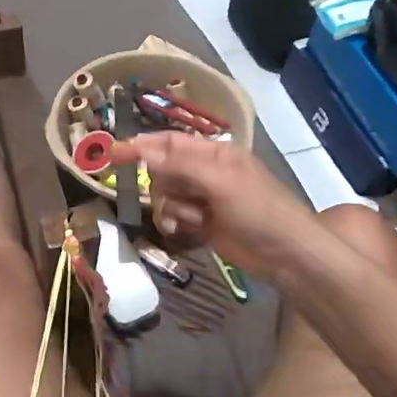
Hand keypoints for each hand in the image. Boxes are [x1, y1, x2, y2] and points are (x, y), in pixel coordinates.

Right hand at [117, 131, 319, 279]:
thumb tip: (142, 150)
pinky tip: (190, 229)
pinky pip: (173, 216)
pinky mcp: (200, 223)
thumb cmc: (258, 209)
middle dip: (165, 186)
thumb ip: (179, 165)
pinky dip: (177, 222)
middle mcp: (205, 172)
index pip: (168, 142)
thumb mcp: (220, 181)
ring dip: (175, 208)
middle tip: (183, 198)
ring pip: (165, 196)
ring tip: (196, 219)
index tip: (111, 153)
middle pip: (162, 171)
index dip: (140, 145)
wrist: (285, 254)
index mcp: (213, 152)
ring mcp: (202, 198)